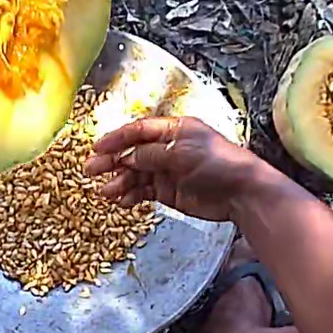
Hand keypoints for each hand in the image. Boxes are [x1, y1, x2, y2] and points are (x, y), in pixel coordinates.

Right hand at [84, 116, 280, 222]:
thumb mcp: (183, 153)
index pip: (138, 131)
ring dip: (120, 182)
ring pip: (136, 174)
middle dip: (111, 161)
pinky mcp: (169, 191)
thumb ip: (151, 155)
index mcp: (174, 130)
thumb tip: (125, 157)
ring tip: (105, 193)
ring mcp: (168, 171)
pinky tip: (121, 202)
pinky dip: (132, 196)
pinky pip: (144, 191)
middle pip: (133, 153)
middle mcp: (169, 148)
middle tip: (90, 171)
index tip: (96, 148)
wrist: (242, 193)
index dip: (116, 138)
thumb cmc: (218, 164)